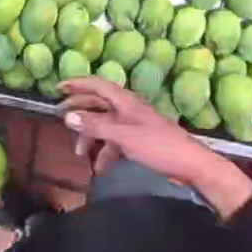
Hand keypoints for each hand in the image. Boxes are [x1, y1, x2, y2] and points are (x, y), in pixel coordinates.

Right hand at [58, 77, 251, 218]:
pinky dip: (105, 152)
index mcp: (125, 101)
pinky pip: (116, 142)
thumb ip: (94, 126)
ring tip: (80, 153)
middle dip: (79, 111)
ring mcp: (135, 125)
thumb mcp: (122, 136)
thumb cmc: (158, 146)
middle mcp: (128, 109)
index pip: (97, 84)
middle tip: (61, 118)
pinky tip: (100, 167)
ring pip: (105, 125)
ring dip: (91, 136)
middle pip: (98, 104)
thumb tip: (67, 116)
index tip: (58, 88)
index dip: (77, 84)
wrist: (193, 167)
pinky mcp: (141, 142)